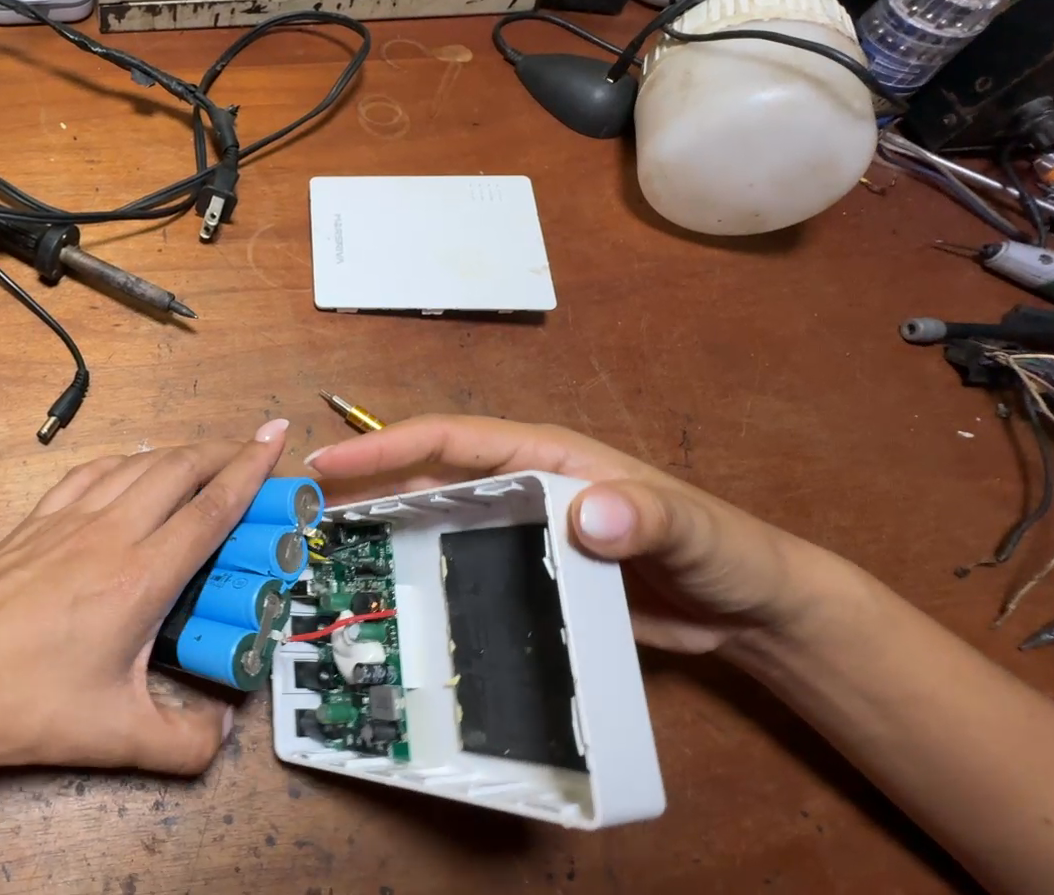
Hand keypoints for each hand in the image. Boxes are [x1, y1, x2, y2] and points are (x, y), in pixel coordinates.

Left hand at [0, 418, 293, 785]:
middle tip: (249, 451)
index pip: (210, 507)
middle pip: (176, 469)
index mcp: (138, 576)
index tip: (275, 437)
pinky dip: (120, 463)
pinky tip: (123, 473)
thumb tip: (221, 735)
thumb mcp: (114, 739)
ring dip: (173, 453)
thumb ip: (185, 742)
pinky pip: (86, 474)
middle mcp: (106, 533)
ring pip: (132, 464)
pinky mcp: (28, 525)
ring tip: (197, 460)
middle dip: (220, 452)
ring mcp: (61, 522)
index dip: (250, 469)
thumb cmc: (19, 705)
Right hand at [305, 416, 860, 653]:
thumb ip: (649, 517)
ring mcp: (518, 528)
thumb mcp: (695, 532)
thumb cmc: (728, 553)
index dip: (384, 447)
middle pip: (423, 476)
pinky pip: (457, 560)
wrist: (752, 611)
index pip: (450, 441)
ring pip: (432, 517)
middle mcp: (519, 485)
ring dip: (380, 526)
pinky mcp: (525, 569)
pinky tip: (388, 590)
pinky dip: (418, 567)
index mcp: (545, 456)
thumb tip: (590, 514)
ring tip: (326, 550)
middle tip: (302, 510)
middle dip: (362, 484)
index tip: (326, 461)